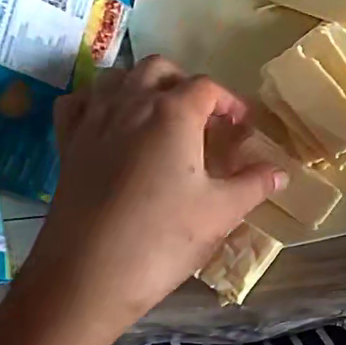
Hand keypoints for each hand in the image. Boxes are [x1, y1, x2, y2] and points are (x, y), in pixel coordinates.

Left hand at [21, 57, 283, 344]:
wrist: (88, 274)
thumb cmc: (161, 240)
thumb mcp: (219, 213)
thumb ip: (252, 185)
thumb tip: (279, 172)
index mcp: (171, 112)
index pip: (207, 87)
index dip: (230, 102)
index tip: (242, 126)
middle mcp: (129, 104)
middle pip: (159, 70)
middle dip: (185, 84)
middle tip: (202, 117)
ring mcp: (92, 122)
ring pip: (116, 79)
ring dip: (141, 86)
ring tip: (158, 116)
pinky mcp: (67, 147)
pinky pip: (77, 104)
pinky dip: (95, 102)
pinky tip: (107, 123)